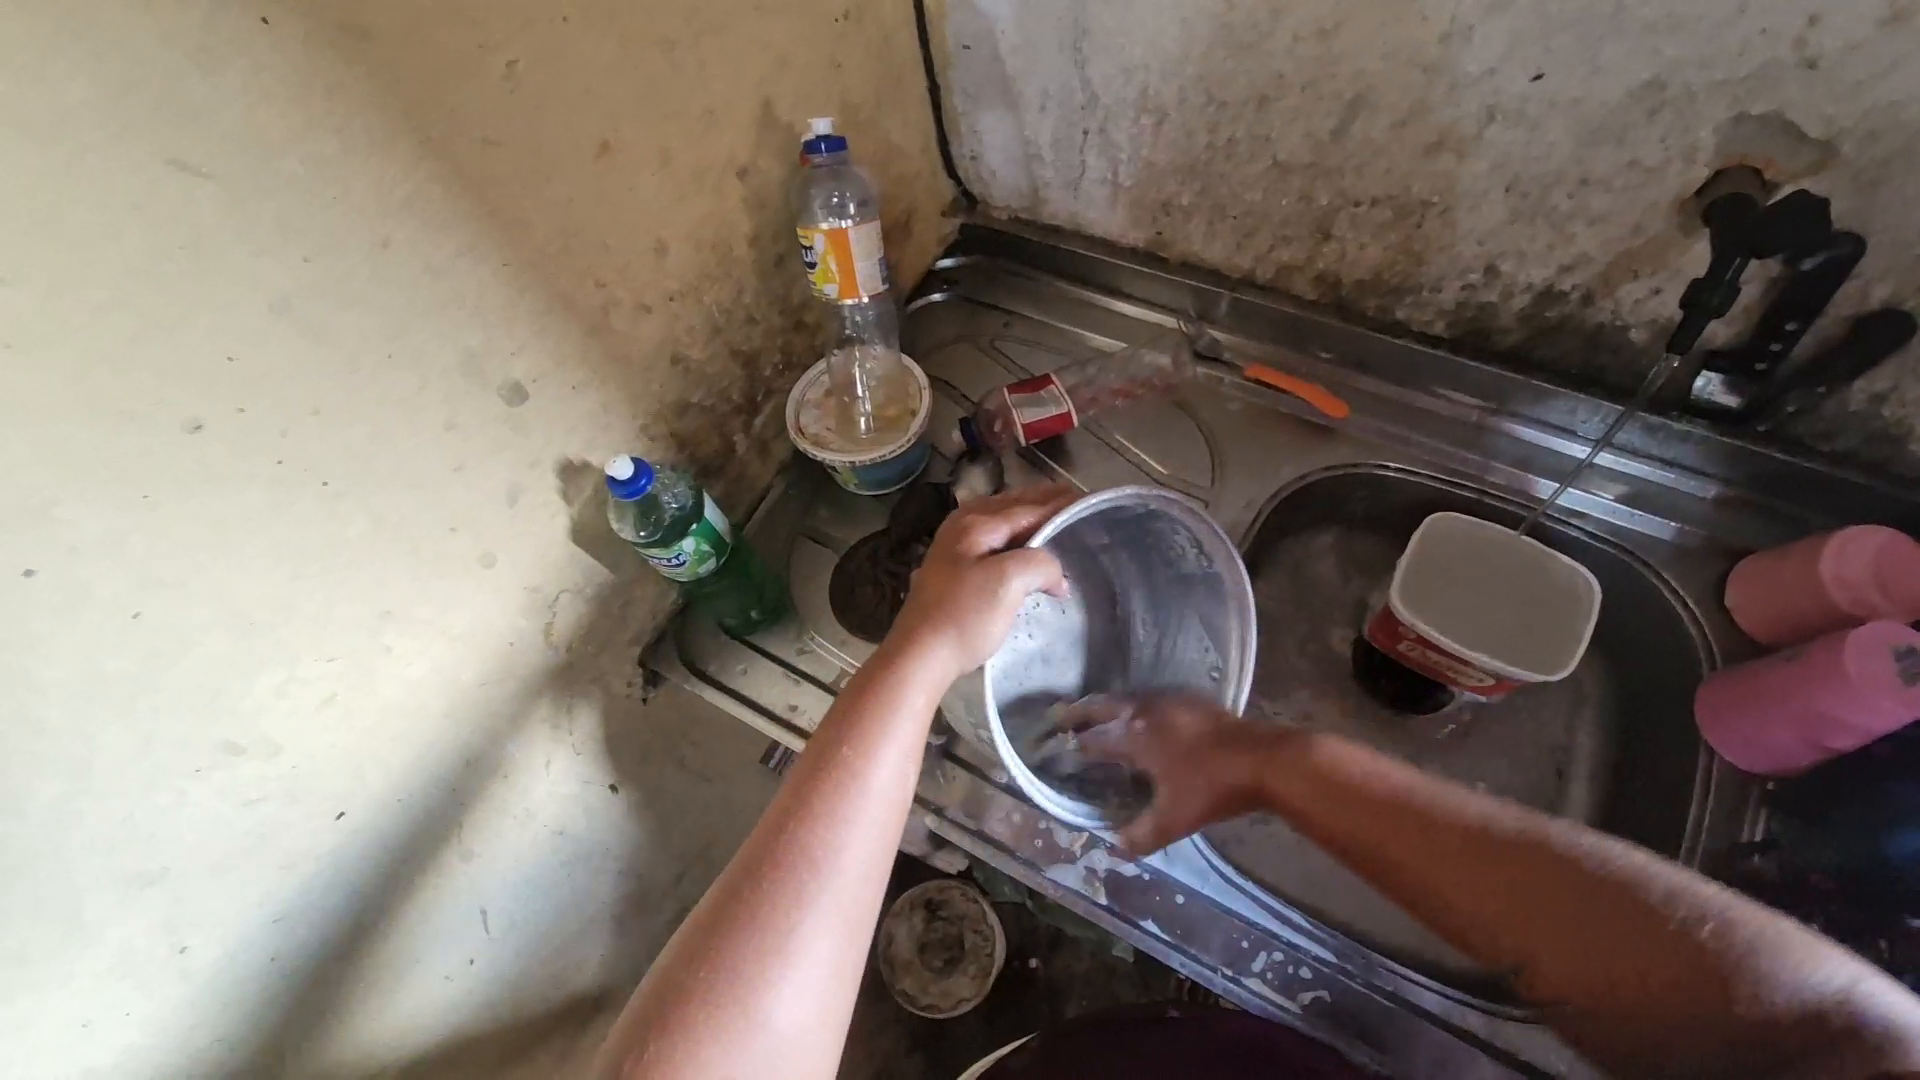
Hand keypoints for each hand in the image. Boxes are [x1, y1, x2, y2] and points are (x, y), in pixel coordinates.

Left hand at [885, 484, 1077, 683]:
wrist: (920, 655)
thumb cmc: (964, 615)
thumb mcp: (1009, 581)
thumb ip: (1040, 562)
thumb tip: (1056, 575)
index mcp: (976, 522)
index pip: (1029, 505)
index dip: (1061, 503)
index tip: (1090, 501)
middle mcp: (964, 526)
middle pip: (1013, 507)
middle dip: (1046, 504)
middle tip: (1079, 507)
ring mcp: (956, 548)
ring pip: (1003, 523)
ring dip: (1031, 521)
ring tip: (1060, 525)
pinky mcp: (955, 570)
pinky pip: (995, 543)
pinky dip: (1017, 540)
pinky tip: (1028, 553)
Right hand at [1074, 695, 1284, 854]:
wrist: (1265, 759)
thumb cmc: (1213, 788)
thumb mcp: (1174, 820)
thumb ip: (1142, 834)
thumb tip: (1116, 848)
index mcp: (1136, 737)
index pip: (1095, 739)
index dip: (1076, 744)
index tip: (1059, 745)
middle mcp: (1146, 711)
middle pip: (1105, 706)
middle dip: (1082, 712)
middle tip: (1062, 715)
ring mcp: (1171, 701)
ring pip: (1130, 699)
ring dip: (1110, 706)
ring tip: (1099, 715)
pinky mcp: (1193, 699)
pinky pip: (1154, 698)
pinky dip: (1139, 705)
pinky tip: (1146, 714)